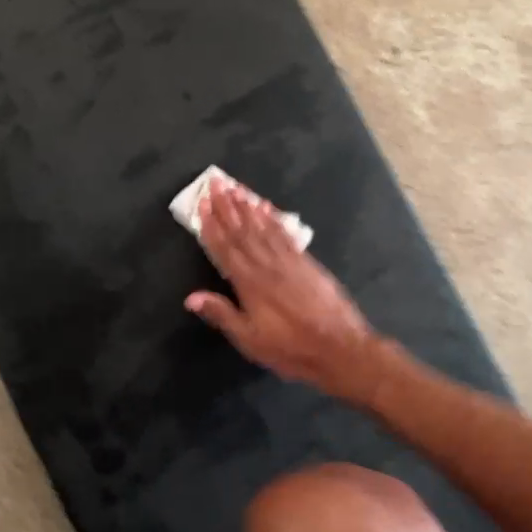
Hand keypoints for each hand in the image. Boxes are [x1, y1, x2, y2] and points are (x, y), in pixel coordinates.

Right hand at [185, 178, 386, 402]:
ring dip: (247, 206)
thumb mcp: (250, 340)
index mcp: (249, 283)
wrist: (340, 348)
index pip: (225, 248)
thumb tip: (190, 297)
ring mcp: (288, 260)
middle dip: (226, 206)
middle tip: (216, 182)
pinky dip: (273, 218)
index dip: (212, 225)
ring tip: (235, 187)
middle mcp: (266, 265)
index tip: (202, 203)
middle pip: (242, 230)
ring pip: (263, 227)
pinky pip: (284, 233)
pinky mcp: (306, 262)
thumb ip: (222, 314)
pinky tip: (266, 207)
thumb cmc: (291, 348)